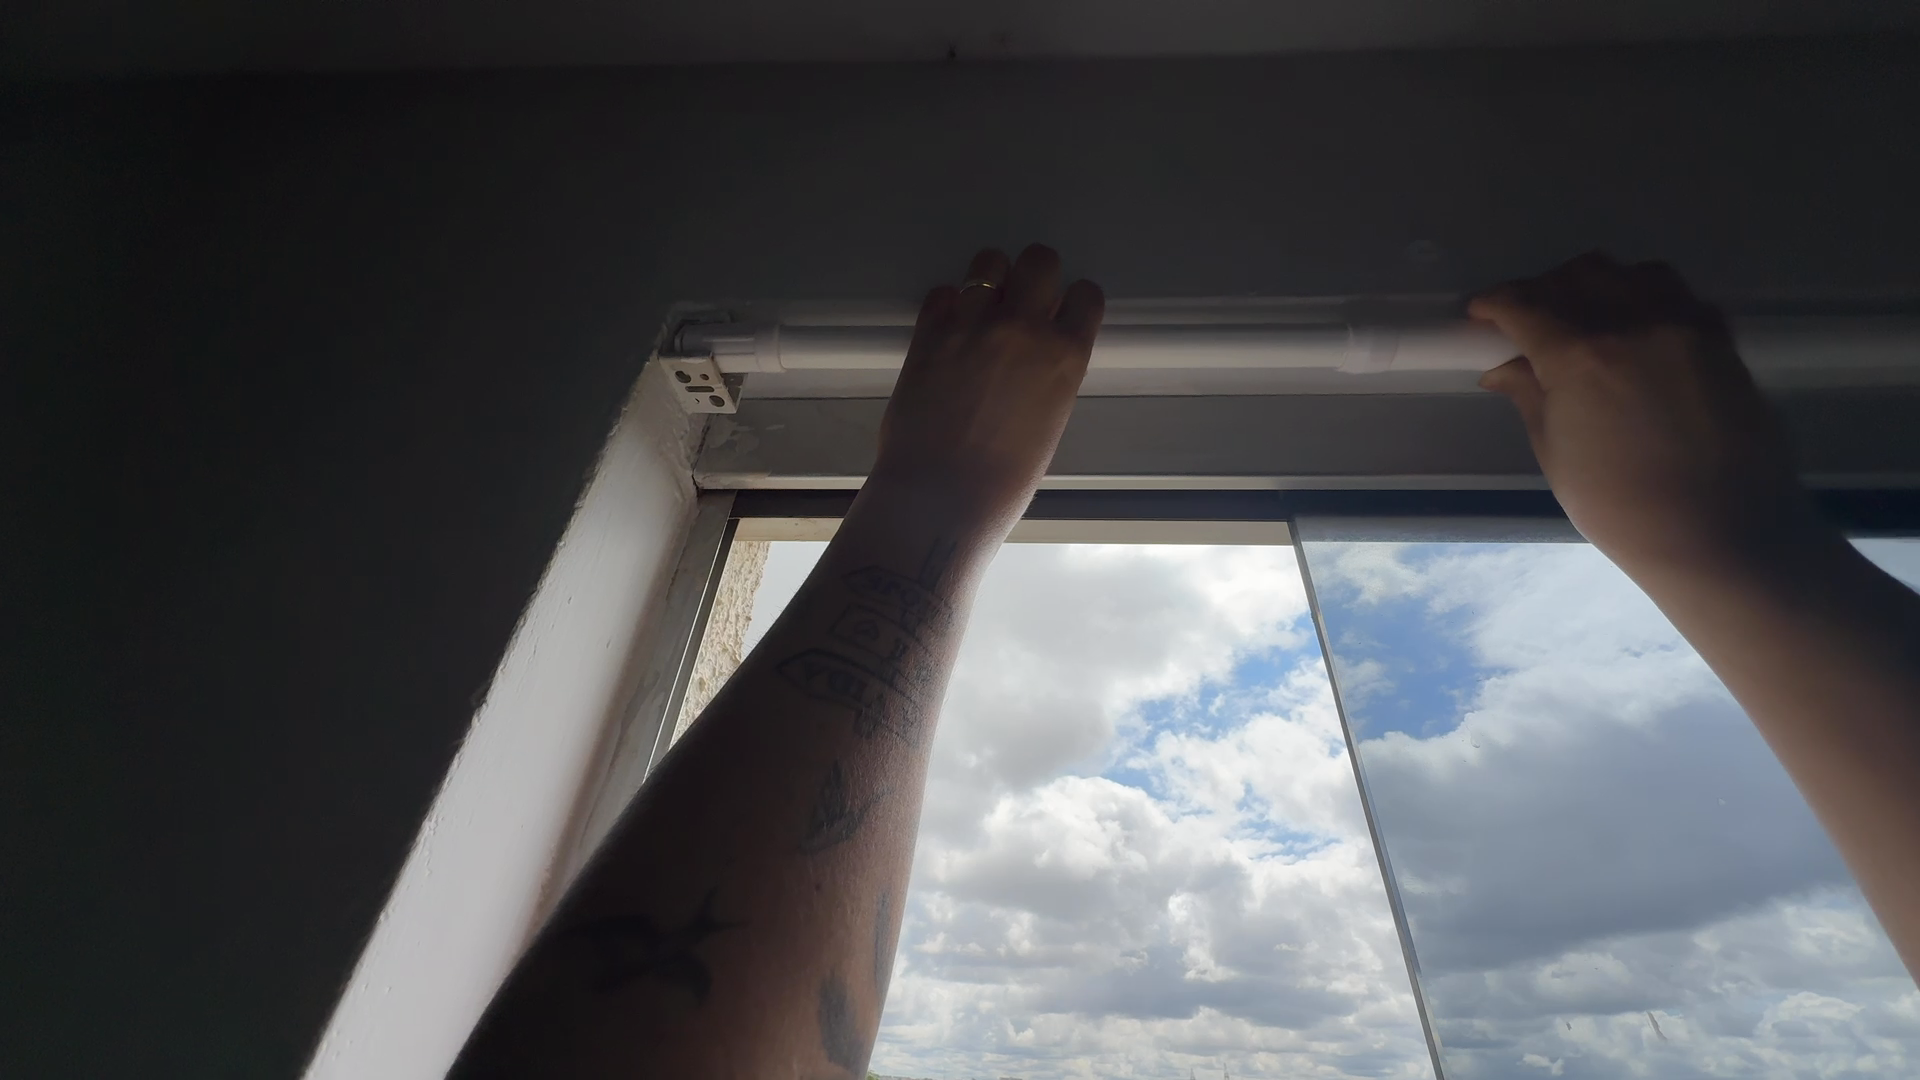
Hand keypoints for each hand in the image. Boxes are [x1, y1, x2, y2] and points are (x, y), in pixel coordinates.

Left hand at [868, 245, 1104, 518]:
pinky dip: (947, 304)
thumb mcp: (1047, 425)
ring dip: (989, 279)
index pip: (1086, 296)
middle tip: (1021, 302)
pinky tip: (948, 329)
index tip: (1061, 314)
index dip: (1073, 302)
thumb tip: (1031, 364)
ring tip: (980, 308)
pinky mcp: (929, 333)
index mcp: (1065, 356)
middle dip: (1035, 276)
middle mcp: (1023, 328)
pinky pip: (941, 293)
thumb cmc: (1003, 481)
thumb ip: (1046, 379)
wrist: (942, 493)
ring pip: (988, 262)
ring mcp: (972, 324)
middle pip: (1041, 260)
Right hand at [1471, 252, 1821, 577]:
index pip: (1526, 306)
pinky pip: (1672, 293)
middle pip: (1579, 276)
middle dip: (1539, 289)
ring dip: (1590, 284)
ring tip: (1571, 315)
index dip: (1493, 303)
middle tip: (1517, 317)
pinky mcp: (1718, 339)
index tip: (1475, 312)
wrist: (1716, 527)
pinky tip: (1622, 327)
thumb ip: (1530, 394)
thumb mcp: (1552, 447)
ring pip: (1629, 273)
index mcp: (1582, 357)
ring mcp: (1686, 327)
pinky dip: (1638, 295)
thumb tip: (1505, 368)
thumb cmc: (1613, 500)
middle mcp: (1636, 325)